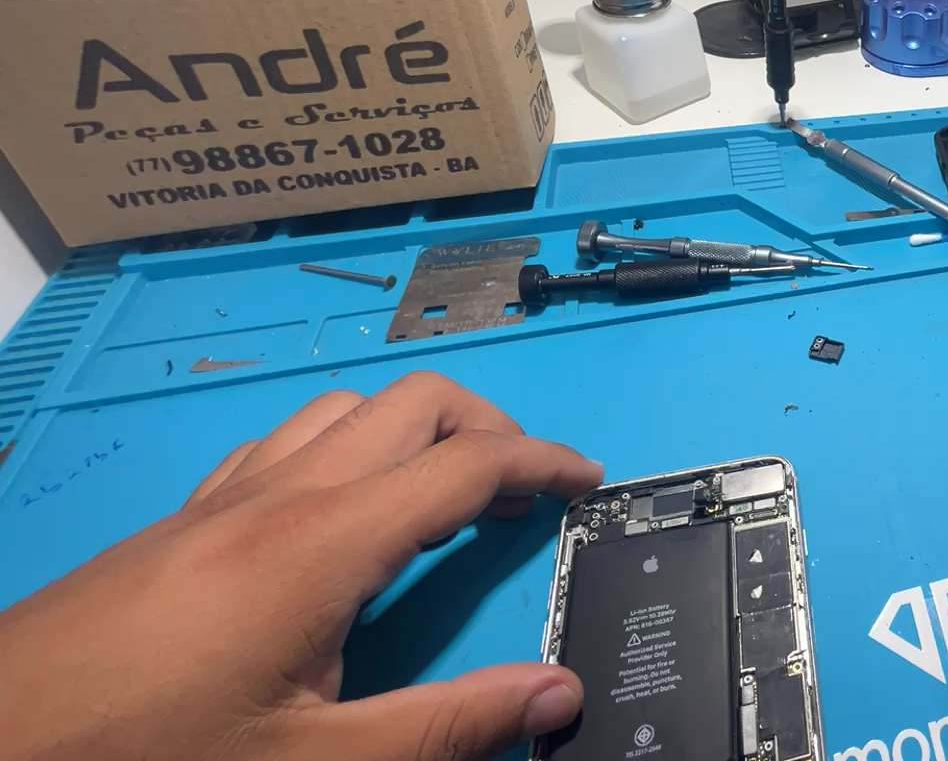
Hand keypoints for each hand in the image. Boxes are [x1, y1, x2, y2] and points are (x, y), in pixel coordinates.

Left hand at [0, 371, 602, 760]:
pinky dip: (350, 446)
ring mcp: (225, 498)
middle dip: (493, 428)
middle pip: (423, 403)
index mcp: (328, 540)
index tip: (586, 479)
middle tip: (517, 490)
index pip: (474, 462)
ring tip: (441, 488)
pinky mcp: (179, 520)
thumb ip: (447, 725)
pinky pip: (290, 440)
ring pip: (355, 407)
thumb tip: (557, 694)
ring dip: (421, 428)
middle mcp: (285, 493)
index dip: (547, 462)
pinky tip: (342, 507)